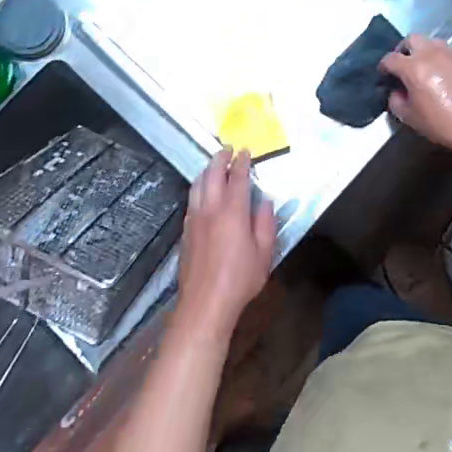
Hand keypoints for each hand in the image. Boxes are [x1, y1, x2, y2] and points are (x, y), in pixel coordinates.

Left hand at [176, 148, 275, 334]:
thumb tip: (265, 202)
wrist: (205, 302)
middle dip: (220, 159)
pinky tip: (202, 193)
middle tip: (228, 150)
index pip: (237, 178)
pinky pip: (191, 200)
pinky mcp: (186, 231)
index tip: (246, 151)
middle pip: (212, 175)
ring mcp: (194, 219)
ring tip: (214, 165)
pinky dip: (198, 188)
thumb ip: (265, 223)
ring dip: (206, 171)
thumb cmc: (240, 279)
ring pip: (197, 185)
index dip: (242, 162)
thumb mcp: (264, 253)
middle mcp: (210, 209)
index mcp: (232, 211)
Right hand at [380, 35, 451, 155]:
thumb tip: (396, 92)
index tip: (384, 75)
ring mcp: (451, 55)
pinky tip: (442, 76)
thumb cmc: (441, 124)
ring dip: (423, 51)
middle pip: (412, 39)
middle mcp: (432, 55)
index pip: (391, 58)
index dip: (384, 66)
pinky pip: (447, 53)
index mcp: (414, 68)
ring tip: (423, 68)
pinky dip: (439, 59)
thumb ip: (396, 101)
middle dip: (403, 50)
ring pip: (432, 42)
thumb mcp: (410, 117)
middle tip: (403, 65)